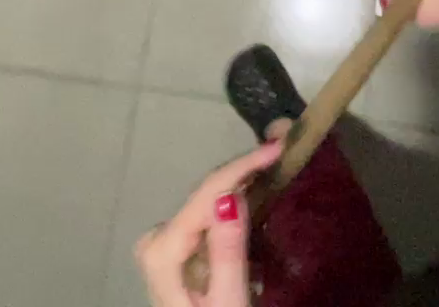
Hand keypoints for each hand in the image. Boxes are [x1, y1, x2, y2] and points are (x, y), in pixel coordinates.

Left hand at [135, 140, 280, 306]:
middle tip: (282, 154)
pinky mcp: (175, 249)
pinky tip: (255, 200)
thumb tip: (230, 196)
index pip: (208, 193)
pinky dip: (234, 208)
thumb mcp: (229, 303)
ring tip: (274, 168)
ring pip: (209, 201)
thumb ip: (228, 252)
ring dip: (242, 187)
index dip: (244, 165)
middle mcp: (156, 238)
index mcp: (162, 248)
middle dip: (246, 172)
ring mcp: (164, 242)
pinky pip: (208, 216)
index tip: (279, 148)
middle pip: (208, 193)